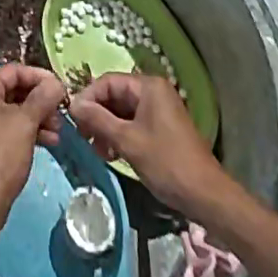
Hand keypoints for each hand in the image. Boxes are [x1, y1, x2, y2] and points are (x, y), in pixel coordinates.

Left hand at [0, 65, 65, 215]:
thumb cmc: (2, 155)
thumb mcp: (25, 122)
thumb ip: (43, 98)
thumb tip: (57, 82)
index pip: (14, 70)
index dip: (39, 76)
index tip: (61, 87)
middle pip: (16, 89)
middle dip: (41, 99)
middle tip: (62, 110)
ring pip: (17, 109)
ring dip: (40, 116)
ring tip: (59, 129)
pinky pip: (14, 126)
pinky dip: (32, 130)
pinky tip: (51, 141)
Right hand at [70, 74, 226, 211]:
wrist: (205, 195)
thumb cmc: (166, 162)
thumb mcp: (127, 140)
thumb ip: (97, 119)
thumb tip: (72, 104)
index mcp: (148, 86)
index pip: (108, 81)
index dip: (88, 97)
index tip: (72, 117)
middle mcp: (154, 92)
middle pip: (114, 95)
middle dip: (96, 115)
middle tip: (82, 136)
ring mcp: (159, 110)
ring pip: (122, 111)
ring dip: (106, 128)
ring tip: (96, 149)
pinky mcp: (161, 128)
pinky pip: (132, 123)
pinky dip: (119, 135)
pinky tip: (110, 154)